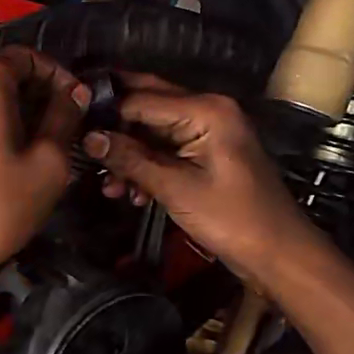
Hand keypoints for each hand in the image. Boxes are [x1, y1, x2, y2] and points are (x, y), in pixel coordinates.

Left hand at [0, 47, 88, 284]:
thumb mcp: (48, 163)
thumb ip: (65, 118)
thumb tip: (74, 94)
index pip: (28, 56)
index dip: (59, 75)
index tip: (77, 102)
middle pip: (5, 70)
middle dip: (39, 92)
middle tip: (65, 125)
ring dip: (18, 108)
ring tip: (42, 143)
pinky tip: (12, 154)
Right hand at [82, 74, 318, 281]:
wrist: (279, 255)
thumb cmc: (233, 219)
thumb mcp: (176, 188)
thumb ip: (131, 159)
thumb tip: (89, 138)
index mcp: (205, 109)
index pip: (141, 99)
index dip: (106, 114)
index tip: (74, 130)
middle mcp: (207, 109)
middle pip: (147, 105)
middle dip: (114, 126)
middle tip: (79, 139)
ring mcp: (207, 130)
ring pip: (153, 130)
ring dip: (128, 153)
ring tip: (108, 184)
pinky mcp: (206, 152)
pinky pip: (166, 148)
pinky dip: (146, 165)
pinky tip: (129, 192)